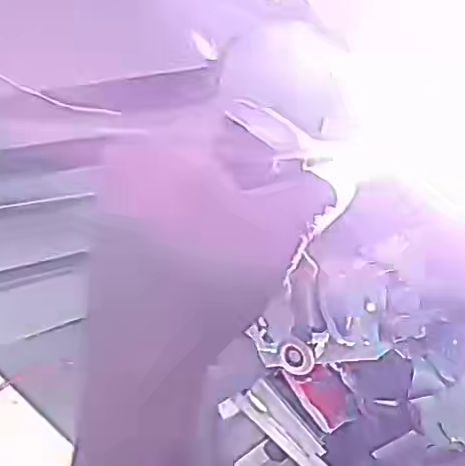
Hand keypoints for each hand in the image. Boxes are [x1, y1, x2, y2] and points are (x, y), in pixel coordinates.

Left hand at [90, 114, 335, 367]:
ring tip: (282, 217)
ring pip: (205, 177)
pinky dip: (221, 211)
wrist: (151, 350)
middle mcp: (134, 158)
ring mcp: (122, 194)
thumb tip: (342, 173)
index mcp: (166, 144)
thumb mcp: (280, 228)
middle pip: (220, 146)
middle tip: (306, 188)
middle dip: (270, 167)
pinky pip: (185, 201)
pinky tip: (245, 239)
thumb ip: (316, 189)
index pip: (239, 115)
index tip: (318, 155)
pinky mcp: (125, 228)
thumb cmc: (214, 277)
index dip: (288, 134)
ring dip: (248, 192)